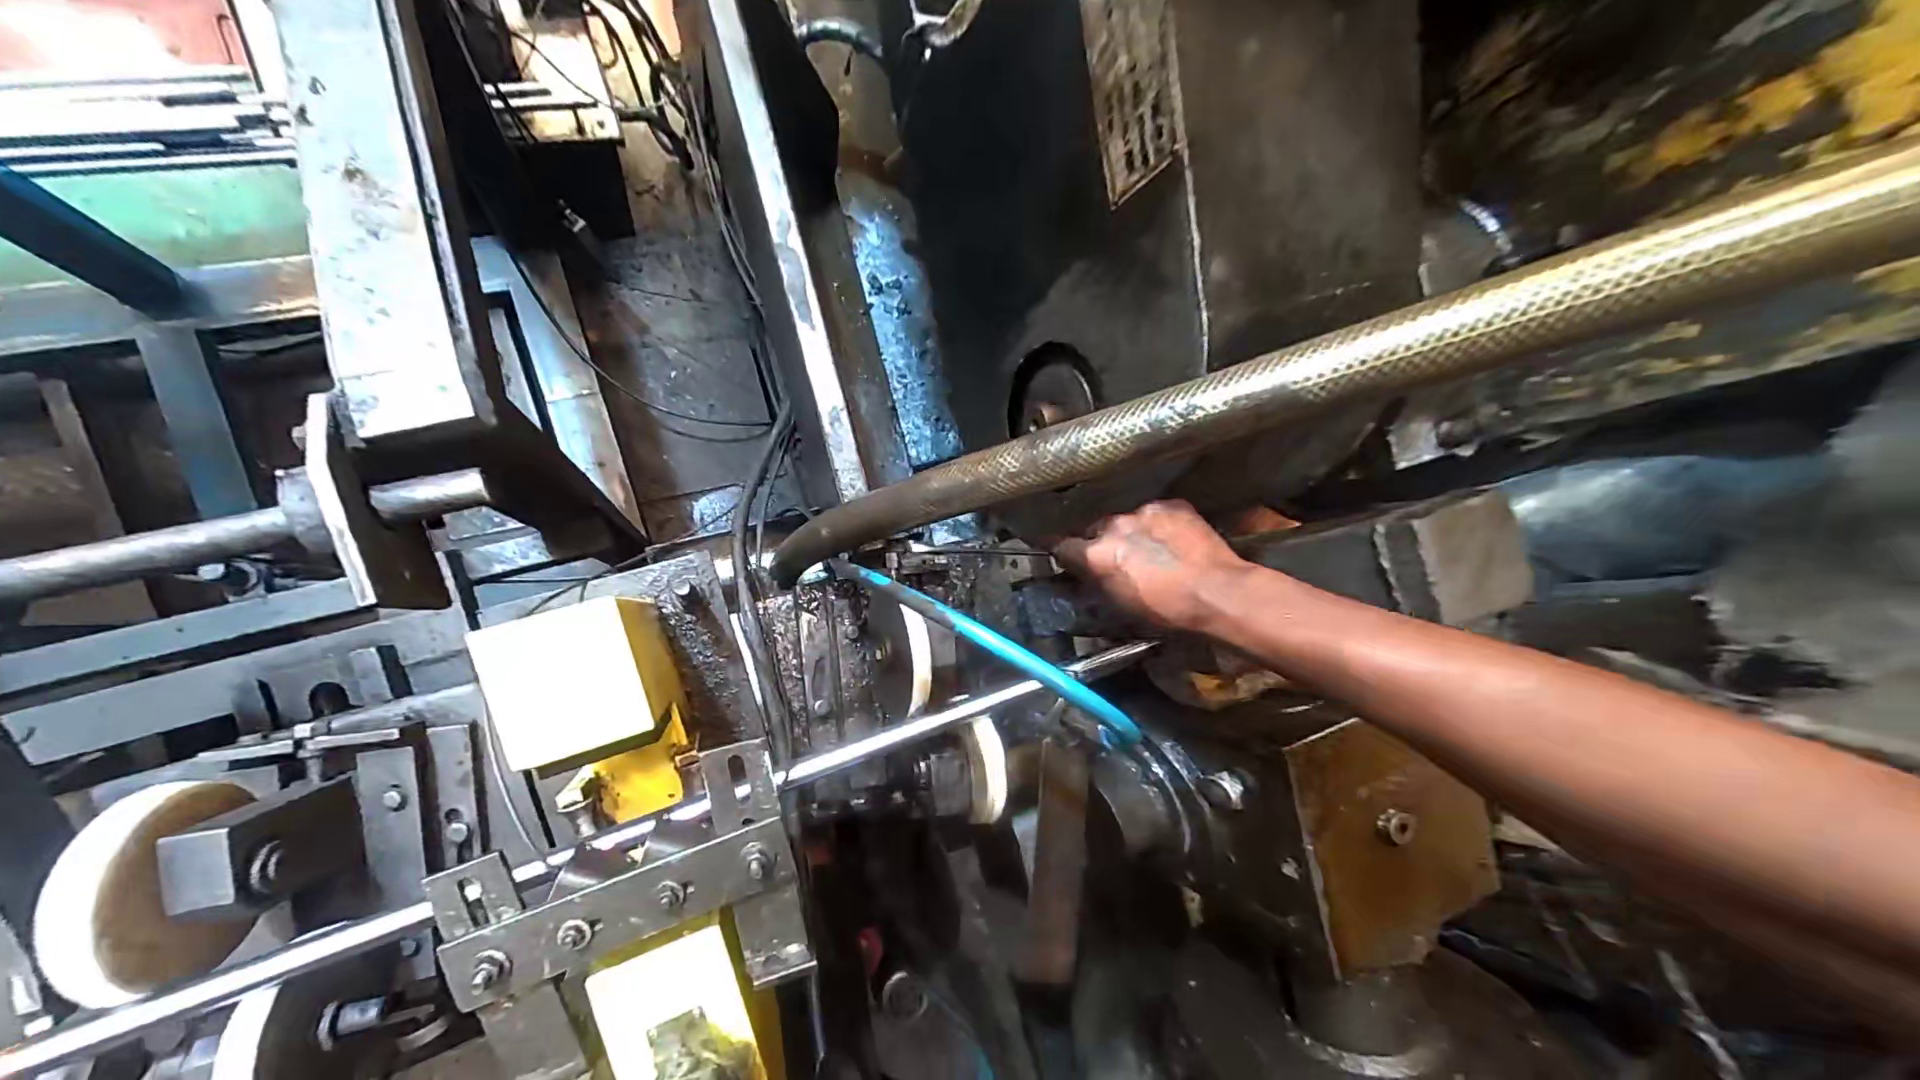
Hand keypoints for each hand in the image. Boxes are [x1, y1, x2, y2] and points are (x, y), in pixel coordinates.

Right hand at [1054, 500, 1249, 632]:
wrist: (1217, 592)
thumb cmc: (1167, 610)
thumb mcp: (1120, 605)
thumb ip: (1095, 582)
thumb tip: (1083, 572)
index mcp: (1097, 554)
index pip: (1062, 545)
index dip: (1061, 550)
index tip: (1059, 552)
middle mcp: (1114, 526)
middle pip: (1096, 529)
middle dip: (1101, 542)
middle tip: (1117, 560)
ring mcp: (1144, 511)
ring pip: (1127, 520)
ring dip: (1132, 533)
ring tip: (1150, 551)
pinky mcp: (1171, 505)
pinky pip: (1155, 514)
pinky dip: (1157, 526)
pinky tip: (1171, 542)